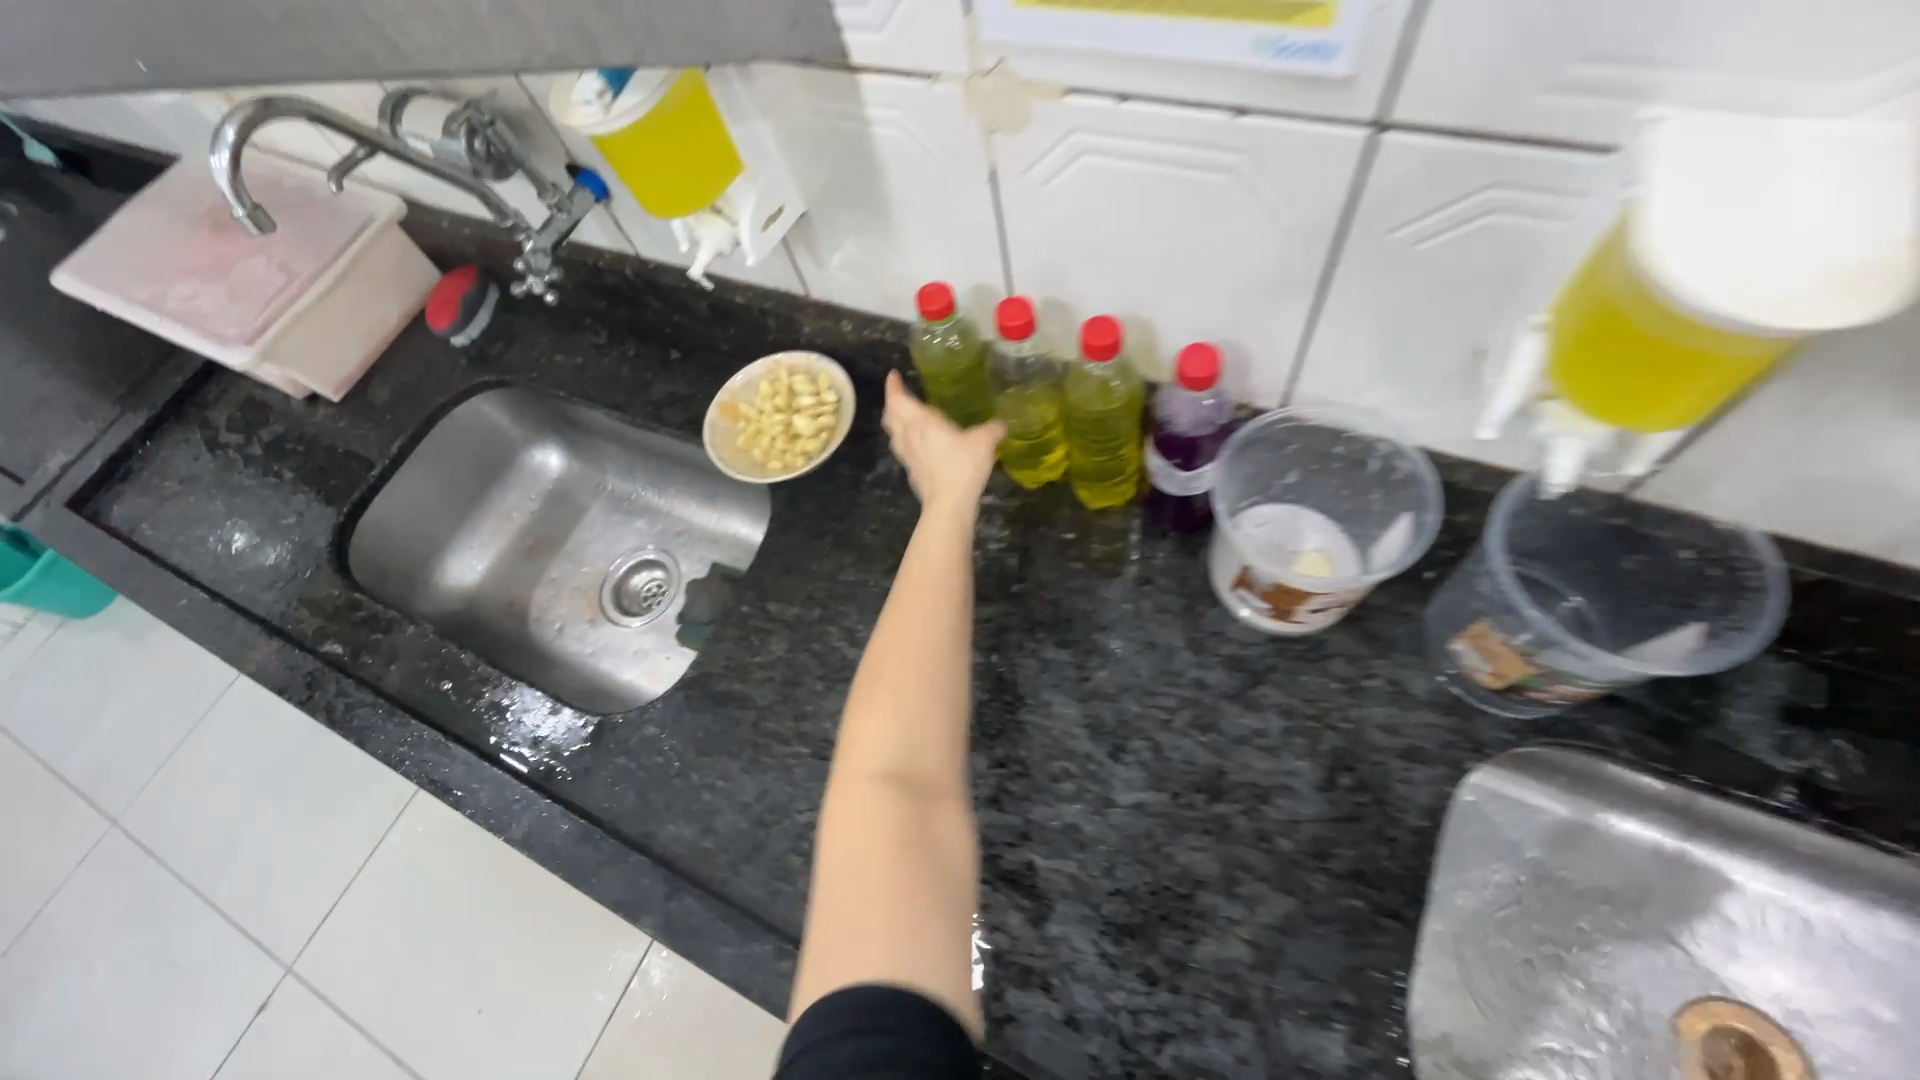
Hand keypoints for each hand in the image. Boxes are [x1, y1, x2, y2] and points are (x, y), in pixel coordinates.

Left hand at [882, 371, 1004, 513]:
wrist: (949, 504)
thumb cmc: (963, 466)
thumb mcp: (984, 442)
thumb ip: (993, 430)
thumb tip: (1003, 424)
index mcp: (921, 422)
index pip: (898, 400)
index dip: (893, 387)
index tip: (893, 376)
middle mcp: (909, 436)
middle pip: (890, 416)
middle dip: (892, 404)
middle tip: (899, 396)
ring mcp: (908, 456)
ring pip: (893, 435)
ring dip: (895, 423)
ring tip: (904, 418)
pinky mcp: (912, 473)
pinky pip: (902, 451)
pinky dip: (905, 442)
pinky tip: (917, 446)